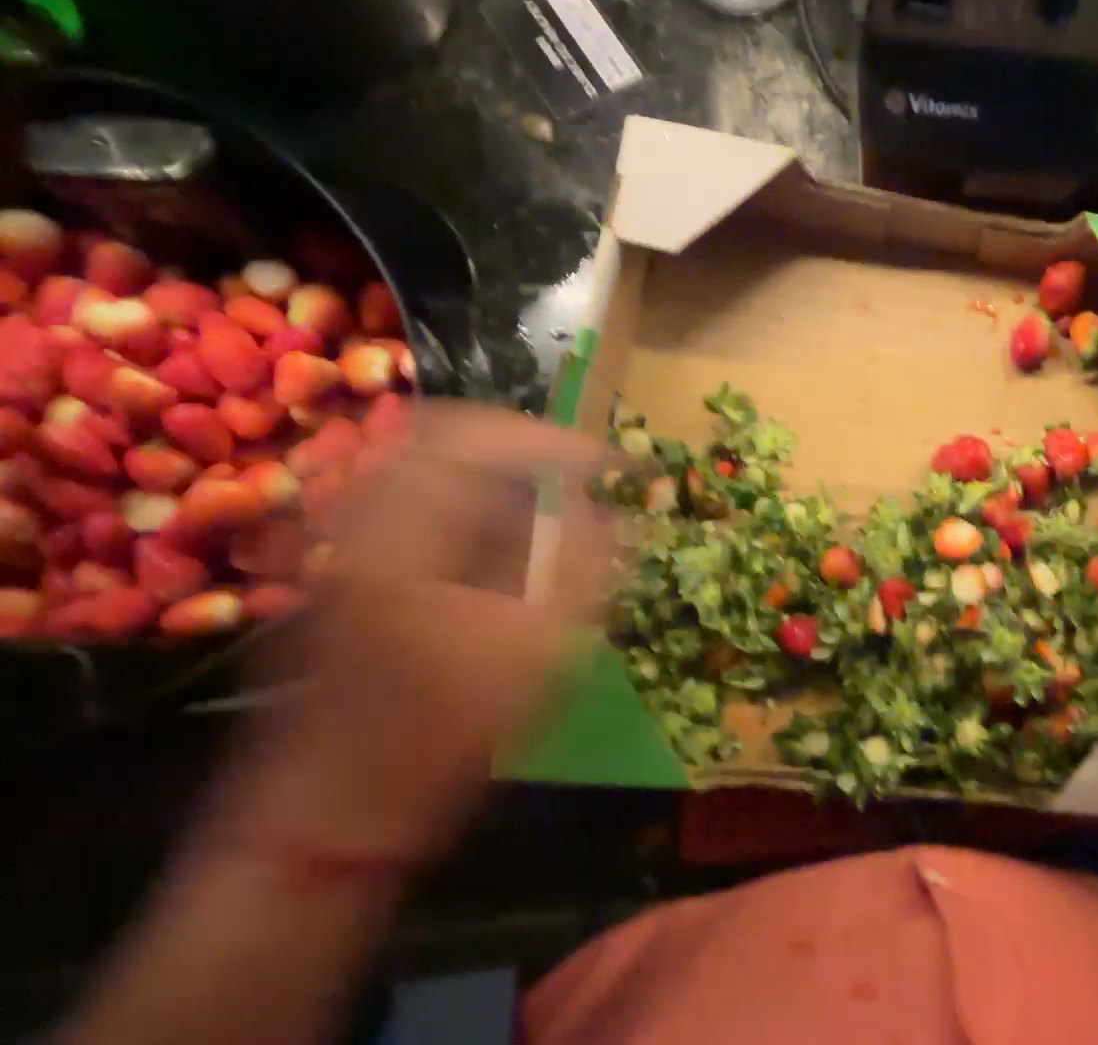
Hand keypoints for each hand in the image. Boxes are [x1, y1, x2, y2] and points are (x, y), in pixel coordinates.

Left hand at [221, 403, 616, 859]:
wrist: (339, 804)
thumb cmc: (444, 733)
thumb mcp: (534, 651)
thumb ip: (581, 568)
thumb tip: (611, 514)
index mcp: (403, 532)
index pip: (477, 438)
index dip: (555, 441)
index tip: (613, 467)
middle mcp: (367, 521)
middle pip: (450, 439)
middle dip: (531, 447)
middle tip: (589, 473)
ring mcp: (354, 545)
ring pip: (436, 469)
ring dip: (507, 474)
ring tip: (565, 502)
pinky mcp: (359, 571)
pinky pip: (425, 505)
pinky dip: (481, 504)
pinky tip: (519, 543)